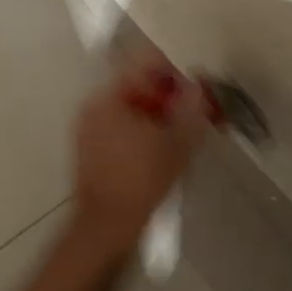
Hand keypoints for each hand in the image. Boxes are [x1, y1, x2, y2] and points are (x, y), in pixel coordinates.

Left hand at [71, 50, 208, 247]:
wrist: (106, 227)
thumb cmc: (141, 180)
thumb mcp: (176, 141)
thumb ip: (192, 106)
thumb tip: (201, 84)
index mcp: (108, 96)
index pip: (146, 63)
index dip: (178, 70)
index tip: (202, 83)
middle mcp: (93, 106)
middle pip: (139, 86)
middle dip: (173, 95)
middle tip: (203, 109)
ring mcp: (88, 129)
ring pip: (133, 109)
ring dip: (162, 115)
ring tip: (191, 130)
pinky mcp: (91, 151)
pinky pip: (123, 129)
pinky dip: (146, 131)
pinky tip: (169, 147)